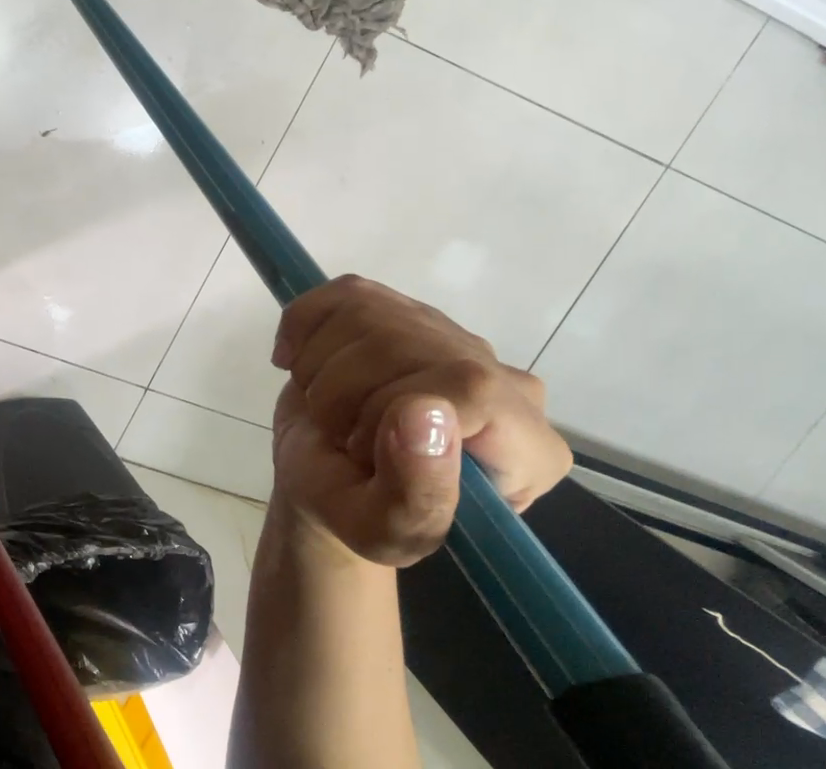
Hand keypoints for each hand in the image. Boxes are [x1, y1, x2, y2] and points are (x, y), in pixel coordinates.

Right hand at [267, 275, 571, 566]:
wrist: (327, 481)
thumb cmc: (359, 515)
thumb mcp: (383, 532)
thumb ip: (415, 491)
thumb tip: (422, 409)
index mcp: (524, 445)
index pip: (472, 386)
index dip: (397, 408)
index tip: (364, 449)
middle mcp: (501, 378)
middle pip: (405, 344)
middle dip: (345, 399)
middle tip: (346, 443)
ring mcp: (447, 336)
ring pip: (364, 313)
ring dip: (319, 373)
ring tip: (333, 413)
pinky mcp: (396, 309)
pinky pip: (338, 294)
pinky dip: (301, 332)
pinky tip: (307, 369)